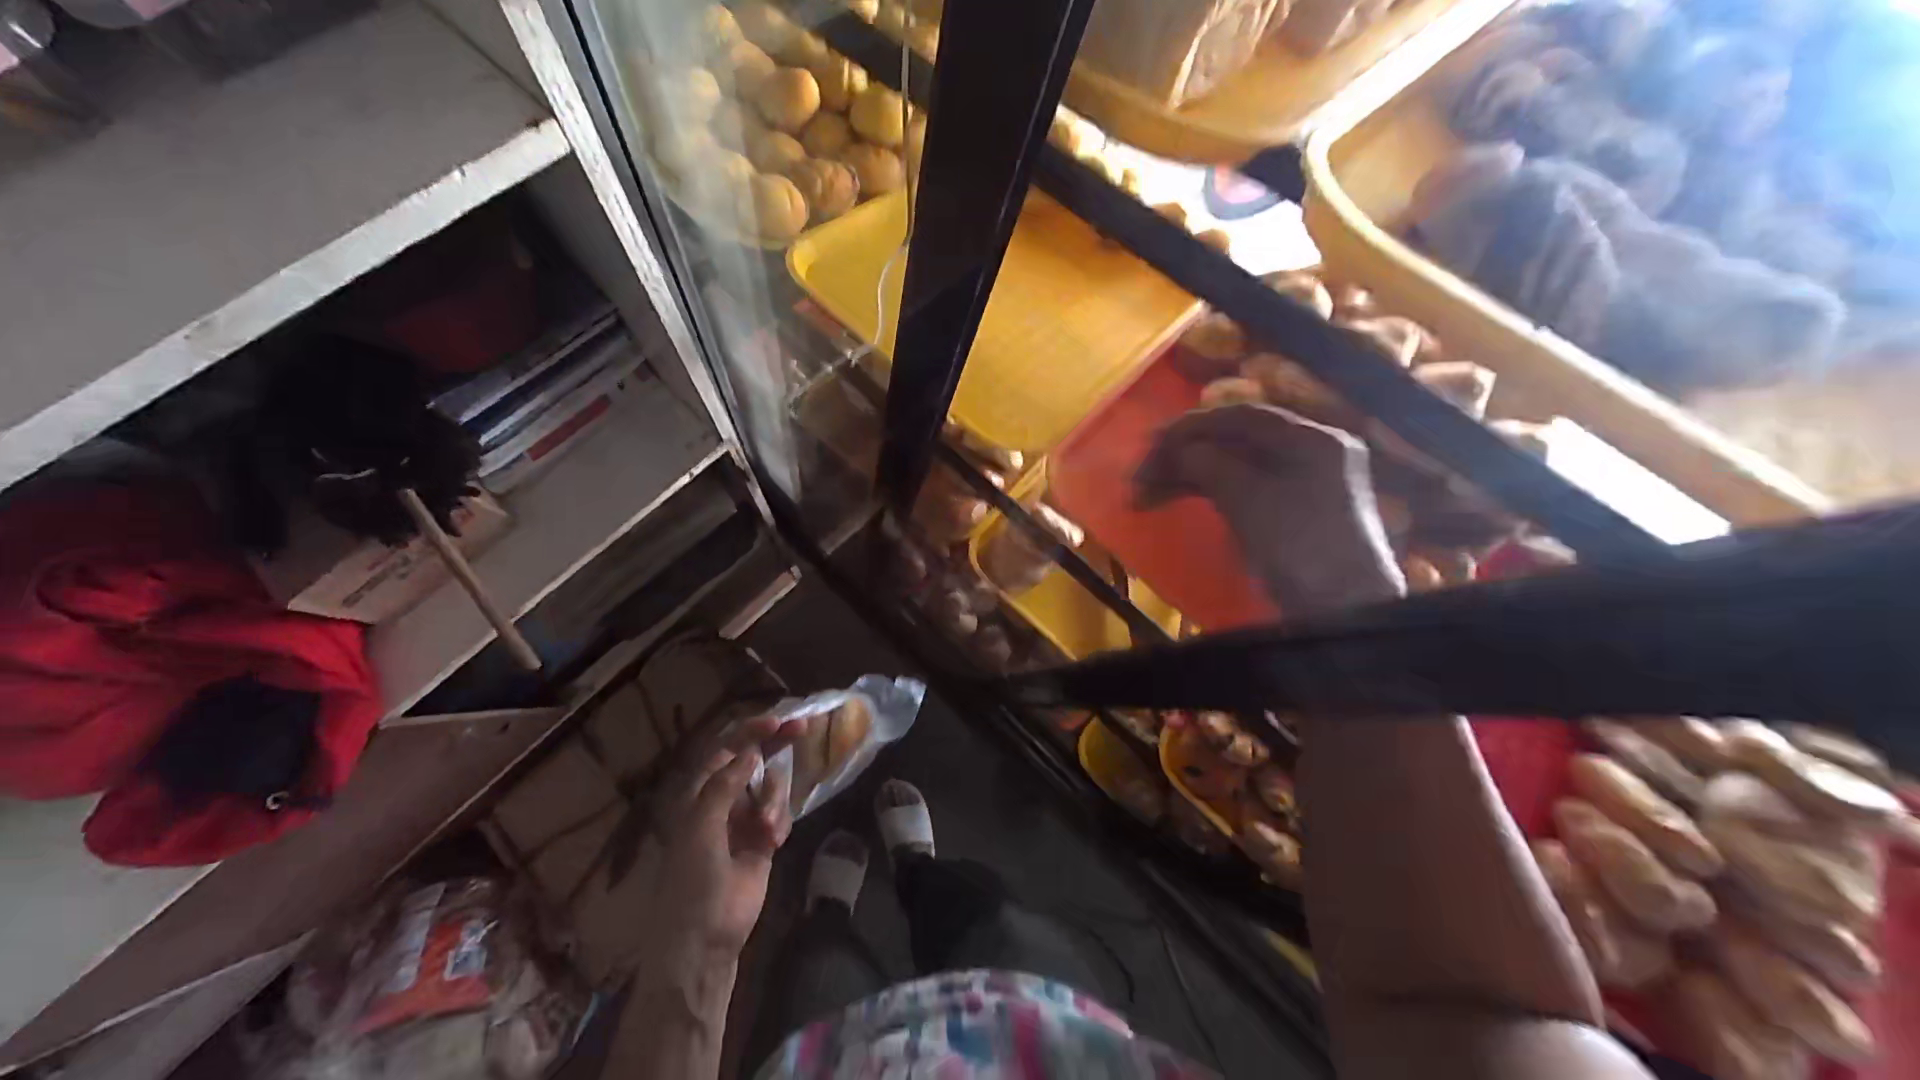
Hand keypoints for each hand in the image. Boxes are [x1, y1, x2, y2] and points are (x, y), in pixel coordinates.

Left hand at [641, 712, 800, 962]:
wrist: (705, 940)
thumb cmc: (693, 881)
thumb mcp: (701, 827)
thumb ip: (724, 785)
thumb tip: (750, 751)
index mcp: (698, 794)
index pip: (726, 750)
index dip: (750, 732)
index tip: (778, 721)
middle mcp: (722, 801)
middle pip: (753, 760)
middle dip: (775, 745)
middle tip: (802, 728)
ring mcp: (743, 820)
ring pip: (771, 788)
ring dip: (775, 801)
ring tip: (768, 830)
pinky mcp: (763, 840)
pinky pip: (780, 814)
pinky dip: (781, 821)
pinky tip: (774, 842)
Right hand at [1138, 403, 1404, 617]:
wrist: (1338, 611)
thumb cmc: (1299, 546)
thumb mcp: (1248, 499)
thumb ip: (1208, 463)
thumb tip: (1175, 448)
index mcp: (1312, 439)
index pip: (1244, 417)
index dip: (1193, 425)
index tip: (1151, 441)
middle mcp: (1308, 452)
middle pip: (1234, 441)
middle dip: (1182, 456)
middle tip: (1139, 475)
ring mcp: (1297, 483)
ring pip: (1230, 467)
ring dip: (1184, 478)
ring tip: (1142, 497)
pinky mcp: (1283, 512)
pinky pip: (1237, 489)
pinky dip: (1202, 493)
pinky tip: (1170, 500)